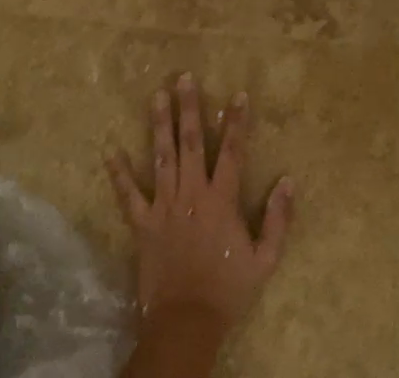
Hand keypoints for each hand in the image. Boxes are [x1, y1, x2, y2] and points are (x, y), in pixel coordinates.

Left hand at [105, 73, 293, 332]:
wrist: (186, 321)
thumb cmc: (228, 288)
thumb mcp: (265, 259)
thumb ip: (277, 218)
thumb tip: (288, 180)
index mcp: (221, 200)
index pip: (231, 152)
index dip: (236, 122)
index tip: (237, 95)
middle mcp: (191, 194)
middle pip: (190, 144)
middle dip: (189, 109)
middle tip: (184, 78)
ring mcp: (164, 207)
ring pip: (161, 158)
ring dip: (159, 125)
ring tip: (156, 96)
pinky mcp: (142, 224)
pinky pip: (129, 195)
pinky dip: (119, 173)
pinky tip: (110, 150)